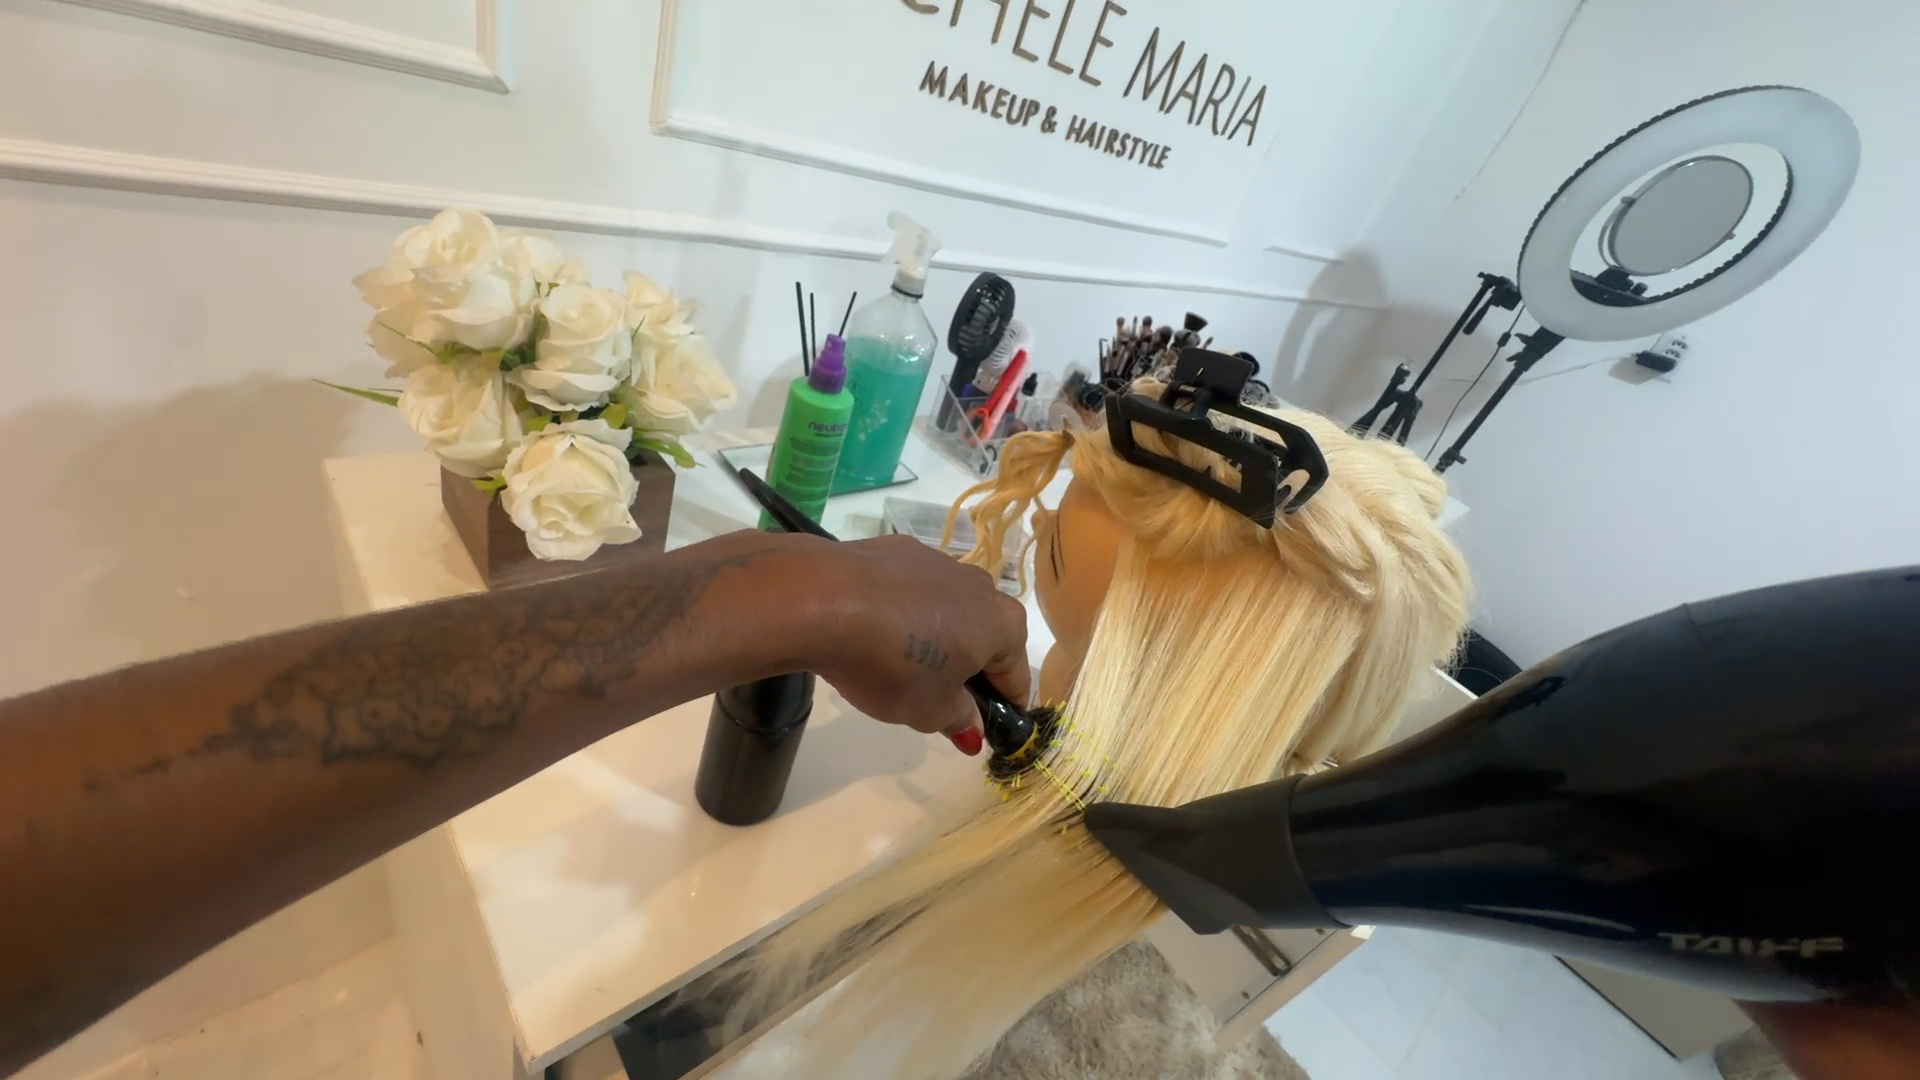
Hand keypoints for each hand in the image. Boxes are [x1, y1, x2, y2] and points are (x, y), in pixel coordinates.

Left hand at [807, 534, 1029, 750]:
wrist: (822, 600)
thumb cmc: (890, 664)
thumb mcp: (928, 710)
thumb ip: (960, 719)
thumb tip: (973, 729)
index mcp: (1002, 624)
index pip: (1017, 678)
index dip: (1005, 709)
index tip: (989, 730)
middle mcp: (980, 585)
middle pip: (985, 638)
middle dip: (969, 669)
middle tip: (936, 701)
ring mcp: (939, 561)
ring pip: (948, 611)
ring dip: (935, 637)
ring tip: (897, 664)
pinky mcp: (899, 549)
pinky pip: (912, 590)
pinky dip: (903, 611)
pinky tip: (872, 628)